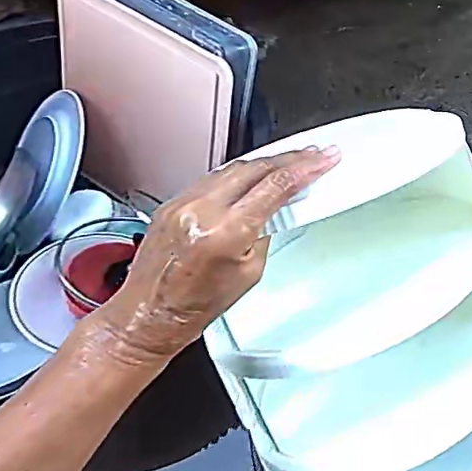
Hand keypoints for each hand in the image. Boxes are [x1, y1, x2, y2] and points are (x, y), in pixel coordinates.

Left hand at [84, 146, 337, 368]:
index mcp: (225, 231)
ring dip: (267, 162)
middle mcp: (200, 211)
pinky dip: (240, 173)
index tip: (324, 158)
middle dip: (290, 158)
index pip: (276, 185)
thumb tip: (279, 205)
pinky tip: (255, 173)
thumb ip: (266, 230)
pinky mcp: (173, 201)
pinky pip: (214, 176)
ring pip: (235, 167)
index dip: (306, 167)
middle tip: (313, 154)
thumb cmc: (194, 304)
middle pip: (257, 167)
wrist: (148, 315)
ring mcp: (183, 203)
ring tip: (289, 161)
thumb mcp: (251, 270)